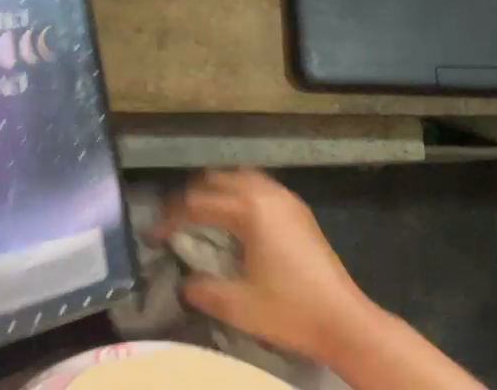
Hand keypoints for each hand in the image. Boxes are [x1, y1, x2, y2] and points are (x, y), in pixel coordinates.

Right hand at [153, 168, 374, 363]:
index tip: (152, 234)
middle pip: (217, 179)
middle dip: (191, 197)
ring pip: (240, 176)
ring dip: (217, 190)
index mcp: (249, 210)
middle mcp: (266, 193)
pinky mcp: (298, 210)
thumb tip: (185, 281)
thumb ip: (203, 289)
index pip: (197, 204)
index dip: (171, 218)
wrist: (344, 320)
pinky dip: (239, 192)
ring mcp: (285, 199)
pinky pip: (259, 185)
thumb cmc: (289, 311)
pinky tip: (237, 219)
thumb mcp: (237, 306)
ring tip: (202, 214)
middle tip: (174, 221)